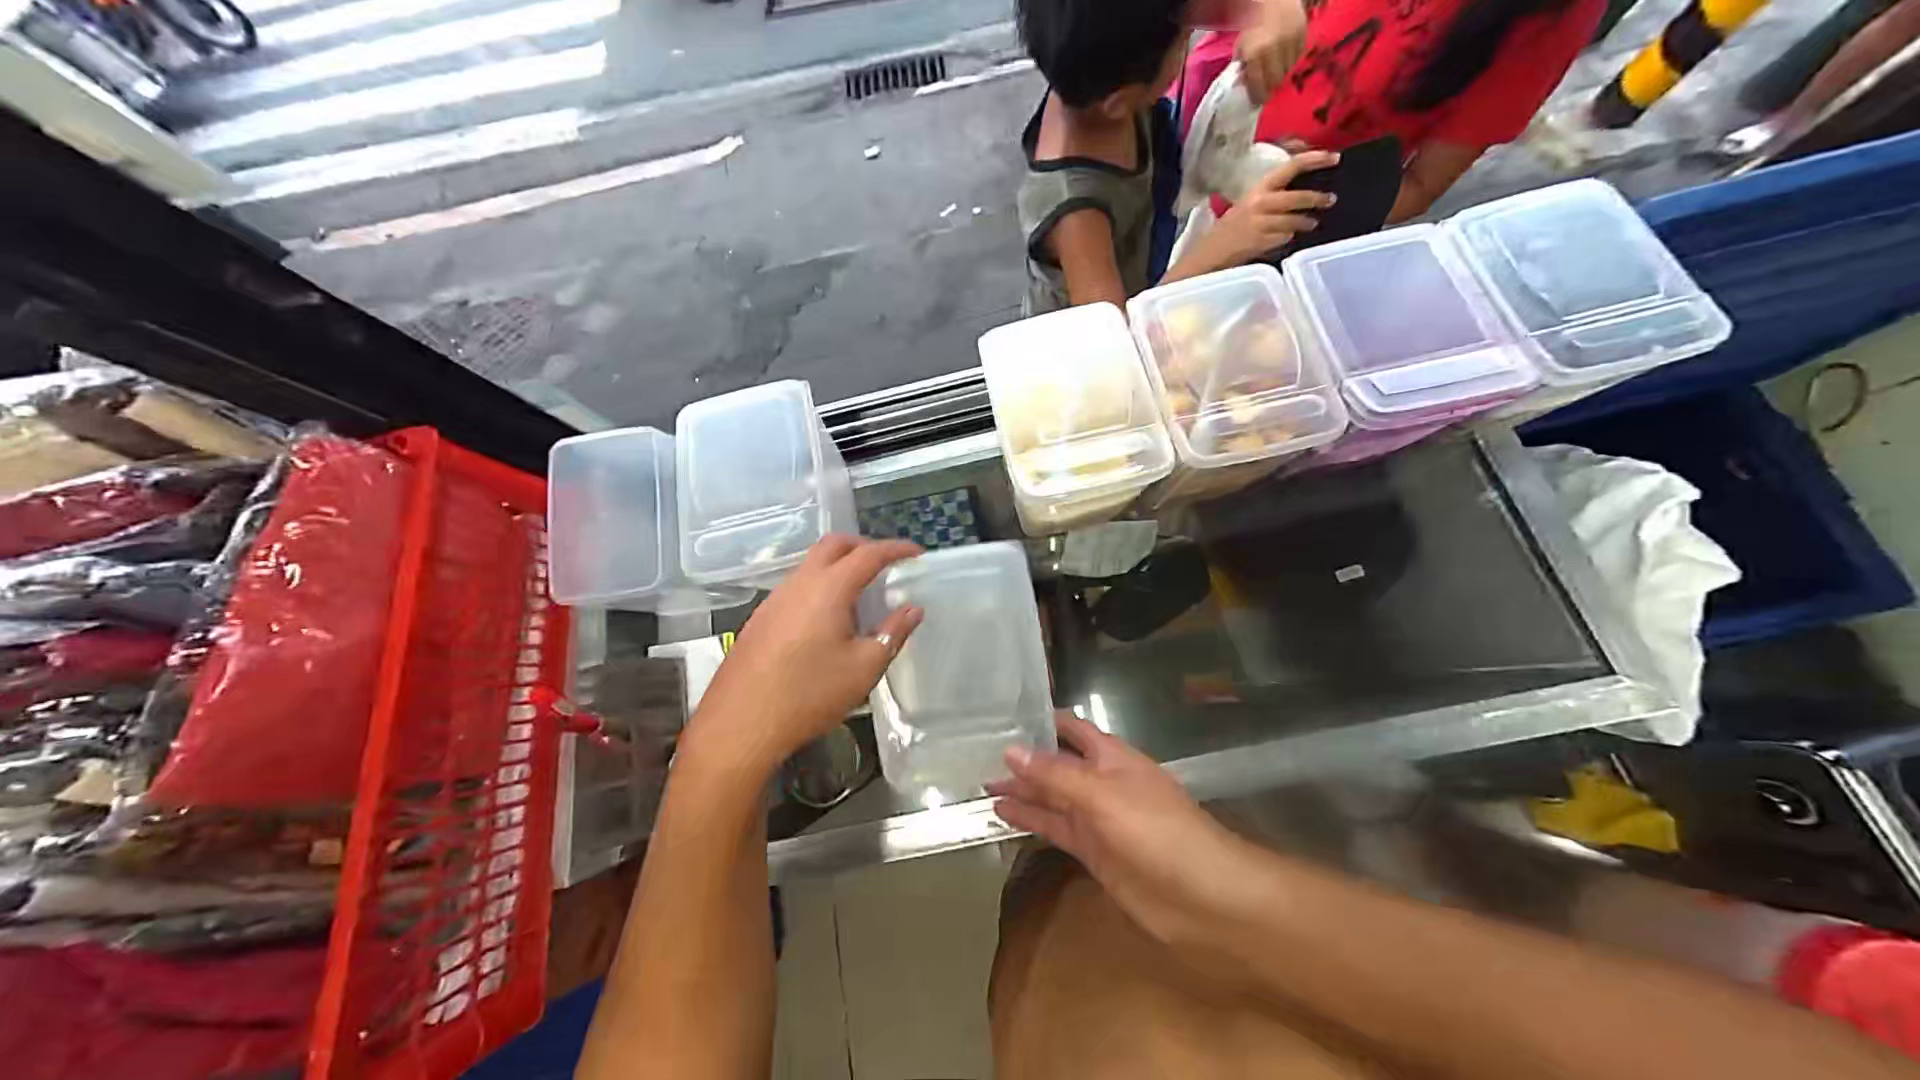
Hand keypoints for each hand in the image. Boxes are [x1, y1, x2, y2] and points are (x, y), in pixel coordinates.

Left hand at [684, 535, 922, 774]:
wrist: (741, 724)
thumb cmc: (810, 694)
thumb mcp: (864, 668)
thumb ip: (892, 633)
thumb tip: (913, 609)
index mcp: (829, 588)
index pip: (868, 554)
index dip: (896, 549)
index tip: (916, 553)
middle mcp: (799, 583)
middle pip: (833, 545)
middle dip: (864, 546)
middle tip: (887, 565)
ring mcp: (774, 599)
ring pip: (811, 565)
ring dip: (839, 566)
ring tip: (861, 594)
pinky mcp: (760, 619)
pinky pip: (796, 587)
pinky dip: (820, 587)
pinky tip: (828, 620)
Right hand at [988, 712, 1261, 956]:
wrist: (1203, 897)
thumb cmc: (1157, 831)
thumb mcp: (1102, 795)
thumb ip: (1056, 775)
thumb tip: (1011, 750)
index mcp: (1112, 757)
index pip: (1072, 729)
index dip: (1041, 721)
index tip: (1001, 715)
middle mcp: (1102, 782)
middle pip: (1057, 764)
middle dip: (1024, 759)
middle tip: (977, 753)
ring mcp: (1098, 818)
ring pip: (1053, 797)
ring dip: (1022, 790)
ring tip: (982, 784)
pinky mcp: (1094, 852)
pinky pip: (1056, 829)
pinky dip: (1031, 819)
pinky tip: (1002, 813)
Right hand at [1203, 150, 1339, 266]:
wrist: (1210, 252)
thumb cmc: (1230, 227)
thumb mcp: (1249, 204)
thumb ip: (1272, 195)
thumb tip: (1302, 189)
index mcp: (1257, 189)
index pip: (1290, 167)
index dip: (1314, 160)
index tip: (1334, 158)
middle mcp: (1260, 204)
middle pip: (1297, 197)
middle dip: (1317, 199)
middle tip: (1330, 200)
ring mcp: (1260, 224)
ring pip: (1294, 220)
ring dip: (1306, 222)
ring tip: (1312, 223)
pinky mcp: (1261, 243)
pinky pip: (1284, 237)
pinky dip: (1288, 237)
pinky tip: (1287, 237)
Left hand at [1236, 0, 1308, 101]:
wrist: (1273, 0)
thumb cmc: (1253, 25)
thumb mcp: (1241, 48)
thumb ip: (1242, 68)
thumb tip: (1245, 86)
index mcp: (1256, 55)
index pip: (1258, 86)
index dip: (1258, 97)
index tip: (1257, 101)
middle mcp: (1274, 50)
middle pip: (1276, 81)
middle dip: (1270, 85)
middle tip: (1266, 85)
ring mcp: (1290, 42)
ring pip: (1288, 70)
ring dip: (1281, 71)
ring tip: (1274, 66)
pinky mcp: (1303, 34)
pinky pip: (1298, 56)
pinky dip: (1291, 59)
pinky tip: (1284, 54)